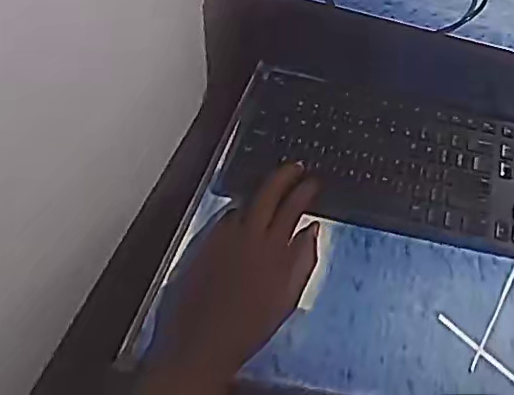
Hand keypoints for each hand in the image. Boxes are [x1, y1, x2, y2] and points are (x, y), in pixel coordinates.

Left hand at [141, 163, 320, 394]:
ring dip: (262, 191)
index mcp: (274, 249)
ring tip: (273, 188)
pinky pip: (227, 215)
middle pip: (269, 191)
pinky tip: (244, 216)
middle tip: (295, 167)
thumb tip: (312, 229)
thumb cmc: (248, 328)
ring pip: (248, 200)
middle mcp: (250, 236)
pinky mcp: (207, 240)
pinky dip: (240, 211)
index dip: (305, 189)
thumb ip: (304, 258)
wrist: (201, 346)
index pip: (294, 206)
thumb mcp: (288, 297)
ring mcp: (226, 235)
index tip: (312, 181)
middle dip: (285, 174)